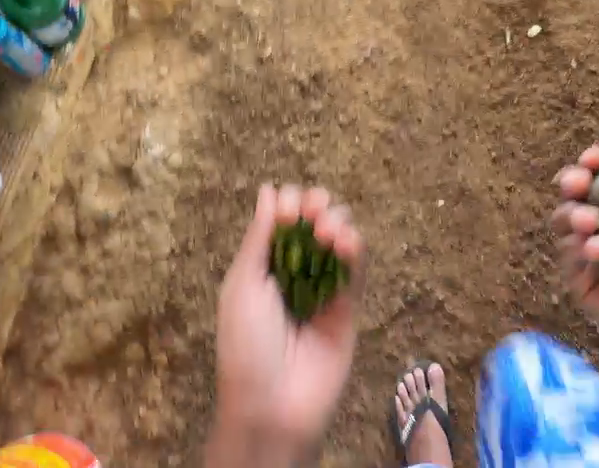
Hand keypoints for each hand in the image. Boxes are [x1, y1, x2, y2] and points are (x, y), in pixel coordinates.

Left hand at [209, 184, 363, 467]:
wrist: (272, 407)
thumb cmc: (246, 345)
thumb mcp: (242, 286)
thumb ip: (259, 237)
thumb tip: (268, 190)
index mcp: (265, 263)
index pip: (283, 218)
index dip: (289, 204)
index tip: (288, 208)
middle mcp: (295, 269)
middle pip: (314, 221)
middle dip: (316, 206)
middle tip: (314, 210)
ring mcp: (324, 286)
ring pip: (339, 238)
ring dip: (337, 222)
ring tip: (328, 230)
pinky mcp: (349, 305)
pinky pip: (356, 269)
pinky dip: (355, 248)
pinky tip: (347, 242)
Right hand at [552, 147, 598, 377]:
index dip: (592, 164)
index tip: (595, 158)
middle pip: (573, 196)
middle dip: (571, 182)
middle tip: (578, 183)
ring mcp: (593, 258)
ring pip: (563, 224)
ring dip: (571, 214)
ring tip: (591, 221)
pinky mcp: (584, 286)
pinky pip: (567, 259)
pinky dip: (579, 248)